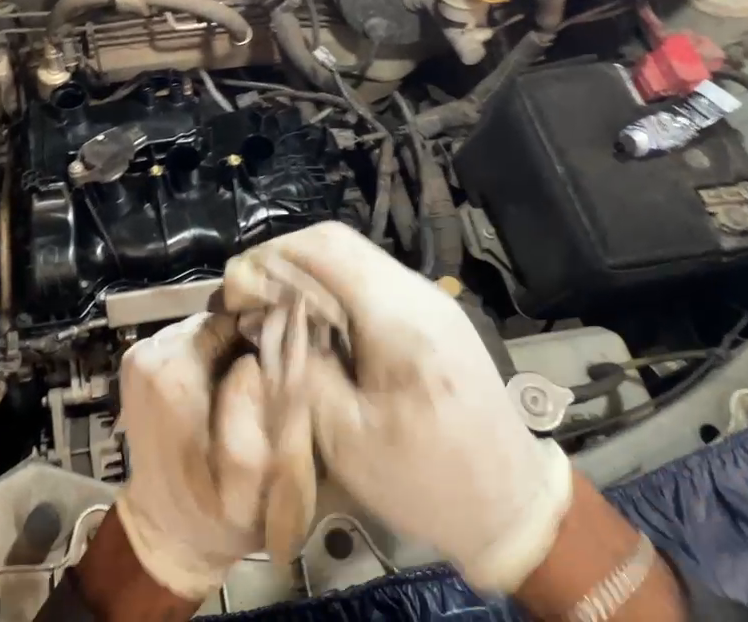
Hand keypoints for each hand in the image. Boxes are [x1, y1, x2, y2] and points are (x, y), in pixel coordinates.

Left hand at [114, 313, 272, 598]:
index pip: (227, 320)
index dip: (259, 333)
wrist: (167, 528)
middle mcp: (149, 356)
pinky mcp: (137, 364)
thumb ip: (253, 415)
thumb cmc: (215, 511)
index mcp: (173, 375)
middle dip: (241, 340)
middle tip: (265, 377)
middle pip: (211, 321)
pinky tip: (222, 388)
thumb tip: (252, 361)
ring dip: (224, 349)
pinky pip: (183, 342)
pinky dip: (205, 356)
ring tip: (246, 386)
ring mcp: (138, 358)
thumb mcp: (249, 481)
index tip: (279, 360)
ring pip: (198, 329)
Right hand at [227, 222, 573, 591]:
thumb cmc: (426, 483)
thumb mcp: (347, 438)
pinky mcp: (433, 315)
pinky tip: (312, 324)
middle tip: (247, 300)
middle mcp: (417, 294)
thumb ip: (302, 368)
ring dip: (305, 273)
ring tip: (271, 311)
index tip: (235, 293)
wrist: (512, 505)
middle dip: (281, 260)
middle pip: (336, 242)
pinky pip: (370, 280)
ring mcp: (430, 300)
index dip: (268, 258)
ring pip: (353, 257)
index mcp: (398, 320)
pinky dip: (331, 289)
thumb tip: (265, 319)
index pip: (323, 249)